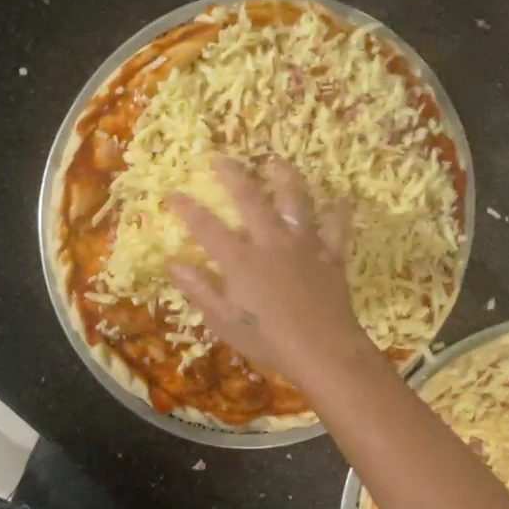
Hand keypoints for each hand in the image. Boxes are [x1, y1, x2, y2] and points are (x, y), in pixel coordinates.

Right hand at [166, 157, 371, 384]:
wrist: (322, 349)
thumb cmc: (266, 339)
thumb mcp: (222, 320)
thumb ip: (198, 288)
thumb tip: (172, 263)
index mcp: (239, 260)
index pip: (206, 226)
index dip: (187, 208)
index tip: (172, 193)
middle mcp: (271, 242)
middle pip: (250, 197)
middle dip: (232, 174)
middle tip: (219, 159)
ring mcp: (304, 244)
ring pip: (295, 199)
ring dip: (283, 176)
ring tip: (274, 162)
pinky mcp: (331, 254)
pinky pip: (336, 225)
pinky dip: (336, 211)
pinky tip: (336, 200)